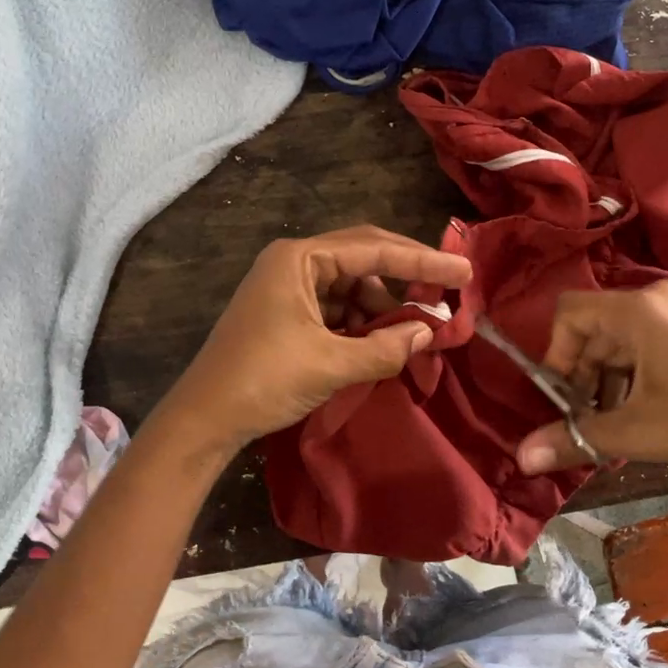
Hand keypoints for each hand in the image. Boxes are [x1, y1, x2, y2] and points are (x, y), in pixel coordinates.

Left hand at [157, 226, 471, 453]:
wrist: (204, 419)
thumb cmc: (264, 380)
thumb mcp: (331, 364)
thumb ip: (385, 347)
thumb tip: (428, 333)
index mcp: (299, 258)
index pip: (374, 249)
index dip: (422, 262)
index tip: (463, 273)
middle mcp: (293, 262)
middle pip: (363, 259)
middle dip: (405, 279)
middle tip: (449, 294)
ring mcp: (286, 287)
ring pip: (351, 286)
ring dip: (383, 307)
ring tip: (414, 333)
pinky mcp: (285, 313)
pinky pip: (335, 308)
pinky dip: (361, 324)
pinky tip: (380, 344)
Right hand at [515, 281, 667, 475]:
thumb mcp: (639, 433)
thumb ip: (576, 439)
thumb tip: (521, 457)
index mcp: (639, 310)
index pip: (568, 314)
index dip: (555, 356)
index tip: (565, 400)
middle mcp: (657, 299)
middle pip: (593, 328)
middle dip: (582, 376)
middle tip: (588, 421)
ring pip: (619, 340)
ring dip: (607, 380)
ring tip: (617, 424)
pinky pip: (646, 343)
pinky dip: (633, 375)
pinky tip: (645, 413)